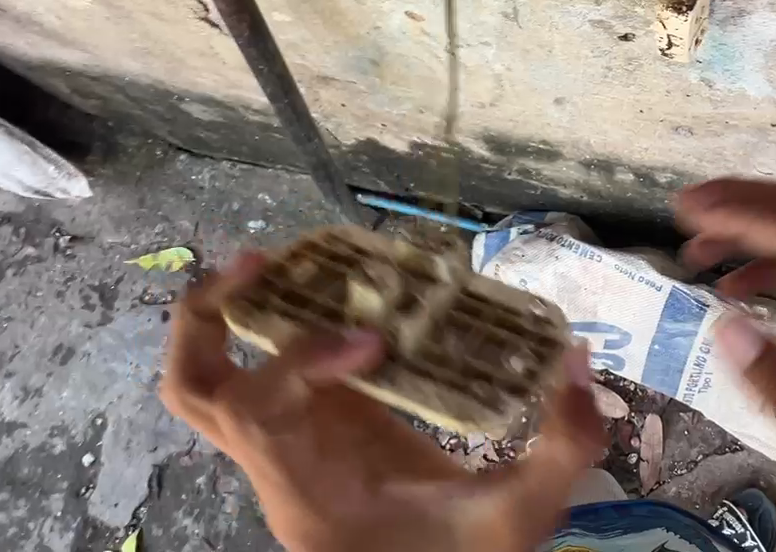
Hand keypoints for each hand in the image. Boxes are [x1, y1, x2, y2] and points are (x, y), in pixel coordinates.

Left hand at [158, 252, 606, 551]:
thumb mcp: (517, 518)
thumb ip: (561, 449)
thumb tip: (578, 358)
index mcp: (308, 493)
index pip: (260, 415)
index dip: (302, 360)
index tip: (377, 338)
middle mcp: (283, 465)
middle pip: (197, 395)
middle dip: (208, 321)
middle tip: (263, 260)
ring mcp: (296, 441)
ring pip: (216, 380)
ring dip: (229, 315)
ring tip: (279, 258)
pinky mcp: (323, 422)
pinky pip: (273, 367)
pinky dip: (283, 325)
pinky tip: (337, 292)